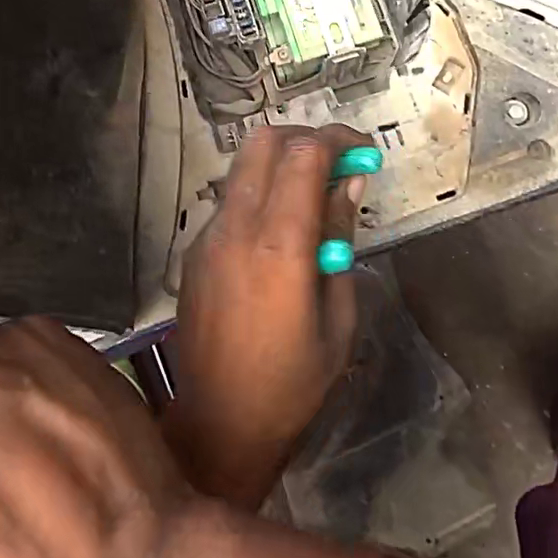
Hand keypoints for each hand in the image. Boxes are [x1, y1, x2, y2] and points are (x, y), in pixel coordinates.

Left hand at [163, 125, 370, 507]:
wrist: (219, 421)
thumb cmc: (294, 382)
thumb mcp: (338, 316)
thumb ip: (339, 240)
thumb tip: (349, 184)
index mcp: (279, 245)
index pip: (304, 156)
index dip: (338, 140)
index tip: (364, 151)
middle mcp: (236, 227)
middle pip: (263, 142)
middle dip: (305, 137)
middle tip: (337, 161)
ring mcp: (207, 236)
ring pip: (242, 167)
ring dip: (279, 162)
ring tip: (313, 194)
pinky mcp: (194, 250)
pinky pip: (230, 200)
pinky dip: (259, 192)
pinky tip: (280, 229)